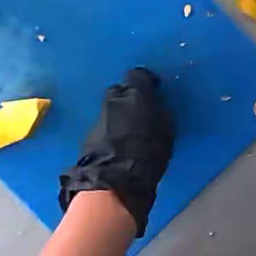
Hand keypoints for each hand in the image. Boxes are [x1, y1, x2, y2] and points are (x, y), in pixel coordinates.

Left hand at [59, 67, 175, 237]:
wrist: (117, 180)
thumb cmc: (150, 152)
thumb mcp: (166, 129)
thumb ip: (159, 111)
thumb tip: (155, 106)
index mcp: (135, 93)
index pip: (139, 75)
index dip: (147, 83)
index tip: (154, 92)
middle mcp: (114, 99)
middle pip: (121, 90)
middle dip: (130, 98)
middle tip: (141, 112)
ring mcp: (98, 116)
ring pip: (111, 109)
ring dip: (119, 115)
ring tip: (130, 132)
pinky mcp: (89, 134)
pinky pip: (104, 126)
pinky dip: (111, 131)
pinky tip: (118, 145)